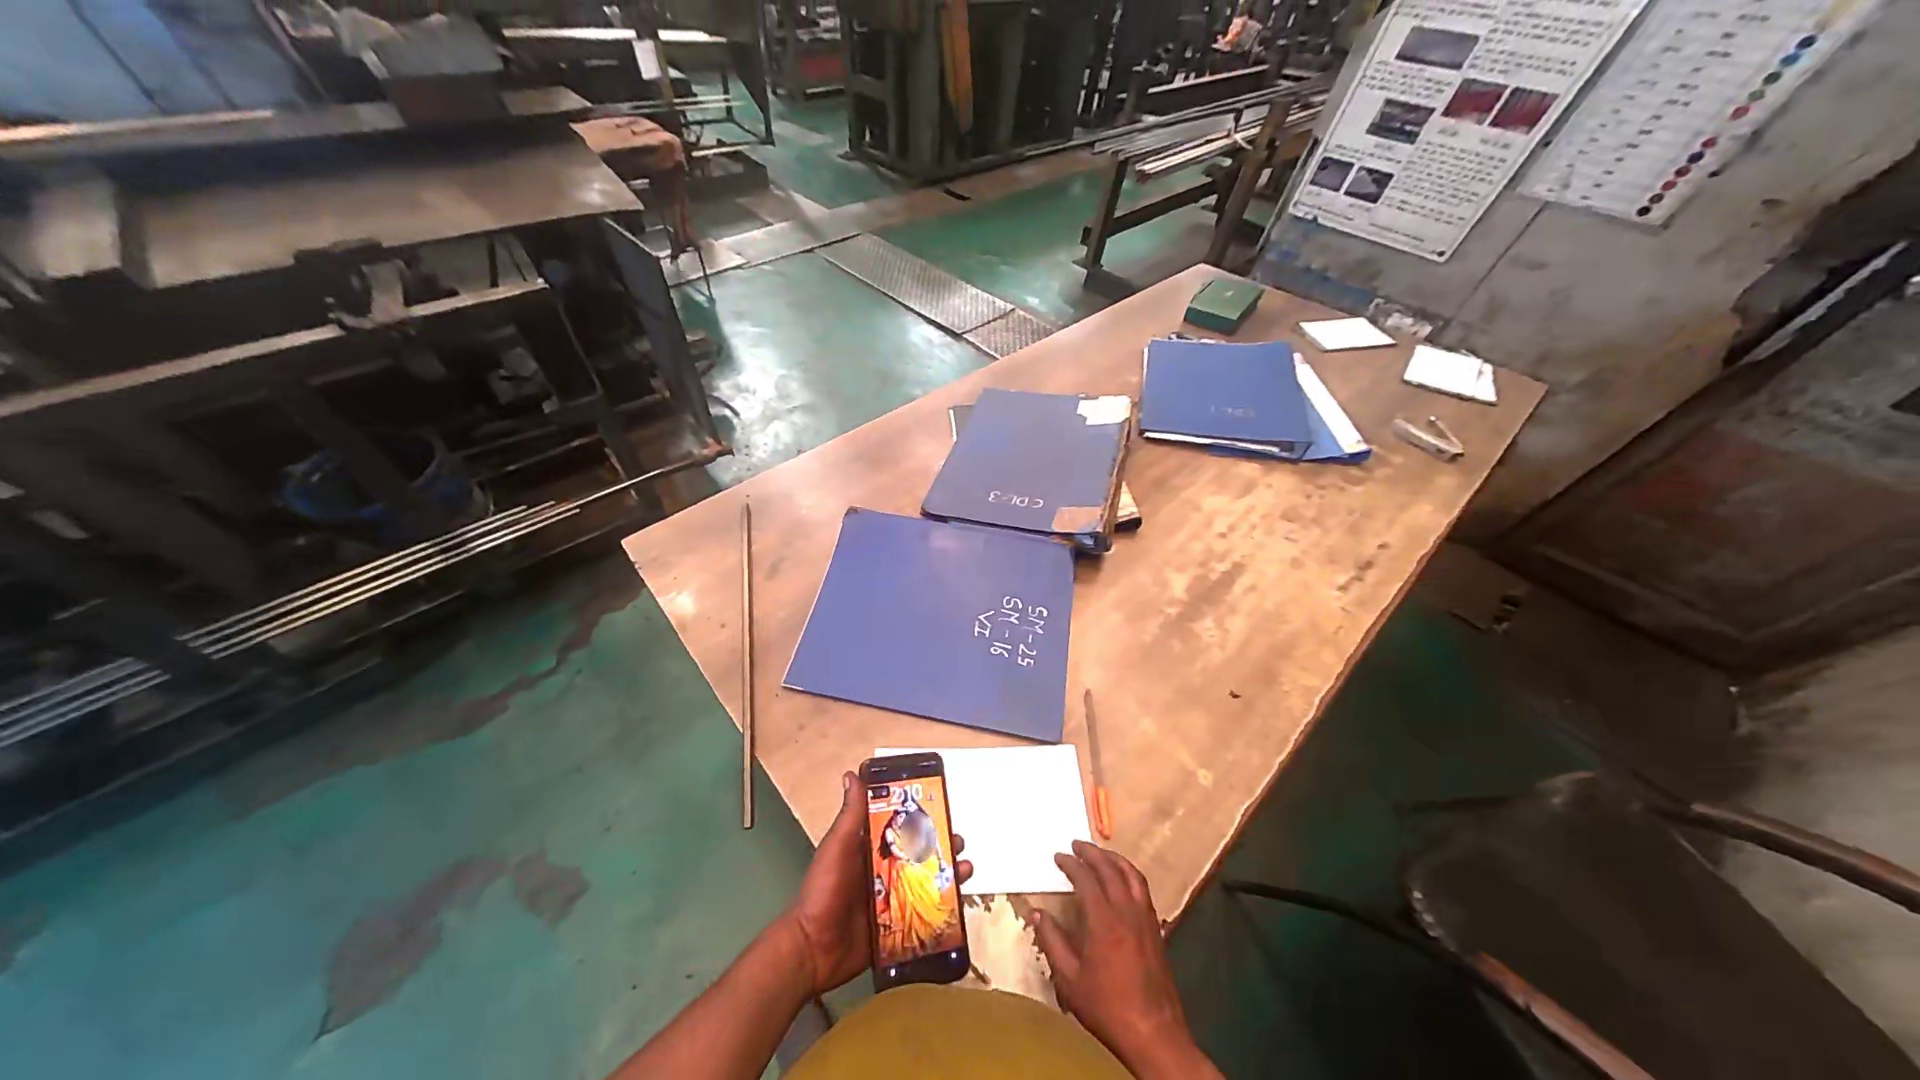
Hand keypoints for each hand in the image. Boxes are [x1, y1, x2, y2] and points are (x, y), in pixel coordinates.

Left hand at [780, 771, 970, 994]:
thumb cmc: (823, 892)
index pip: (900, 825)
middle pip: (919, 851)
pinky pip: (926, 912)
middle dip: (941, 844)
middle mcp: (884, 869)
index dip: (921, 816)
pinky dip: (944, 905)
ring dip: (948, 872)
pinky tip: (958, 900)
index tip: (940, 806)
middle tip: (957, 840)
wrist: (814, 949)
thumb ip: (850, 815)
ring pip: (927, 880)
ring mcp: (893, 898)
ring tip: (963, 867)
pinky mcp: (899, 925)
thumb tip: (852, 775)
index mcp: (869, 847)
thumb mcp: (837, 847)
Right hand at [1035, 841, 1217, 1079]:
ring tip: (1100, 853)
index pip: (1086, 879)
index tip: (1059, 857)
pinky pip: (1143, 890)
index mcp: (1103, 921)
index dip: (1071, 864)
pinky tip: (1123, 880)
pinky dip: (1130, 875)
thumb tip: (1037, 913)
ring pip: (1132, 875)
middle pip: (1110, 870)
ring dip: (1114, 859)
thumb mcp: (1070, 979)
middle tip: (1076, 845)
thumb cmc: (1107, 1007)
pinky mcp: (1156, 930)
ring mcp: (1145, 919)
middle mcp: (1127, 912)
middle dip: (1092, 853)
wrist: (1153, 1033)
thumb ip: (1052, 941)